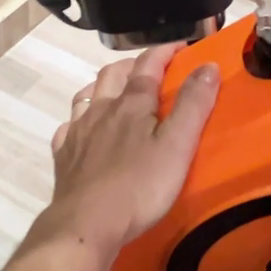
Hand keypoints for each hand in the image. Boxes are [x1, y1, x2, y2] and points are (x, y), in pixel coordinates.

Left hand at [38, 44, 220, 257]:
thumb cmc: (139, 186)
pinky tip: (85, 130)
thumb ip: (193, 104)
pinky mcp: (64, 157)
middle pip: (113, 74)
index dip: (165, 51)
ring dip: (103, 87)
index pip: (148, 65)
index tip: (182, 46)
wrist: (86, 224)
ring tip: (116, 92)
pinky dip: (80, 120)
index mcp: (131, 104)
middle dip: (133, 64)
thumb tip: (206, 65)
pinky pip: (69, 127)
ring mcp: (78, 132)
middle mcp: (101, 110)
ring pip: (87, 95)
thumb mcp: (177, 145)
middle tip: (151, 69)